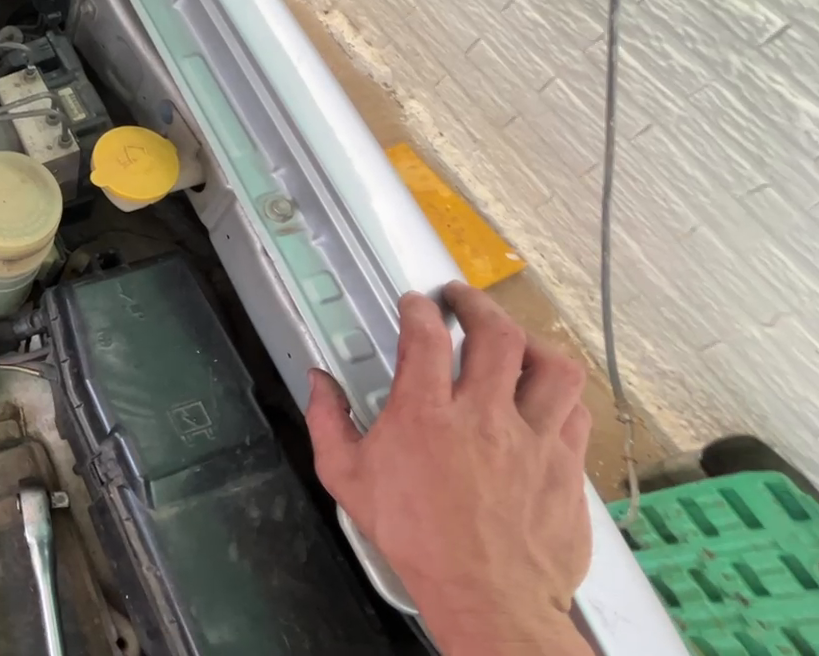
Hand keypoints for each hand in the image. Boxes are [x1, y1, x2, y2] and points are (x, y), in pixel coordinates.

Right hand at [306, 282, 593, 655]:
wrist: (485, 594)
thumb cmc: (410, 533)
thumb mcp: (344, 475)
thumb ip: (326, 420)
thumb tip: (317, 381)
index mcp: (424, 414)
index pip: (425, 336)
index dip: (418, 308)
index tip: (414, 302)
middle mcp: (483, 416)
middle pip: (497, 335)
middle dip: (476, 305)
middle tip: (460, 299)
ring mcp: (533, 440)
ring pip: (552, 367)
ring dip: (529, 342)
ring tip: (512, 338)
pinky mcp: (566, 466)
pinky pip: (575, 411)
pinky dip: (557, 391)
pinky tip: (541, 393)